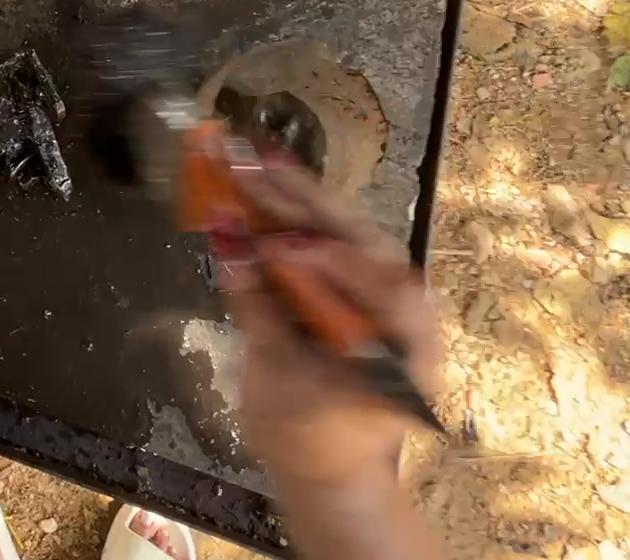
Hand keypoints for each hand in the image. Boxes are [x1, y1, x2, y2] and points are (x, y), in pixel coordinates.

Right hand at [218, 158, 437, 492]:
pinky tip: (267, 182)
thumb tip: (225, 241)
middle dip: (302, 199)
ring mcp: (380, 295)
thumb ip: (255, 304)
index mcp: (403, 344)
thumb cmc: (309, 436)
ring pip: (343, 232)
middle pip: (357, 239)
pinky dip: (292, 214)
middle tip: (255, 161)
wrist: (328, 471)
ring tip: (257, 158)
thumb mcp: (278, 376)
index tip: (277, 241)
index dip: (324, 258)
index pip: (375, 285)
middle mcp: (403, 309)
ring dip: (295, 196)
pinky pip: (325, 242)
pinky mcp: (352, 288)